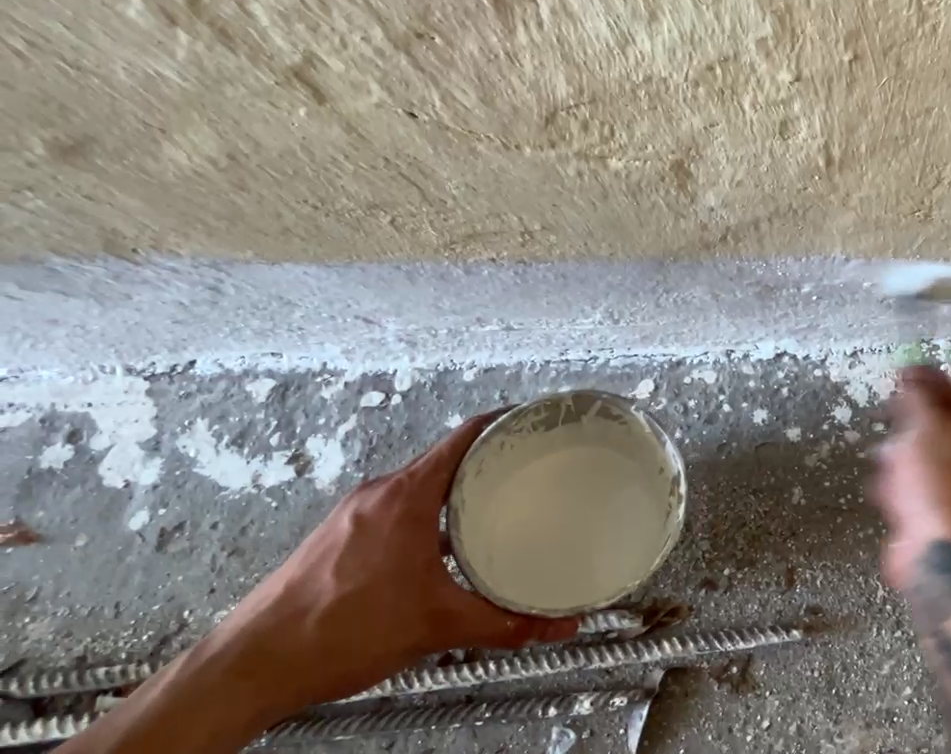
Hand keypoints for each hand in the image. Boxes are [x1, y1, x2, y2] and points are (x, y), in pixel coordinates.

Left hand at [208, 413, 579, 713]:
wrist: (246, 671)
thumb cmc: (338, 634)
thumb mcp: (437, 627)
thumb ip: (505, 623)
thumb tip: (561, 625)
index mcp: (407, 495)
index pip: (466, 435)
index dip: (507, 422)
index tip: (538, 422)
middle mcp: (378, 494)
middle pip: (445, 459)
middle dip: (489, 461)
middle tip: (531, 469)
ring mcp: (352, 515)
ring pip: (419, 487)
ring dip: (456, 492)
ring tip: (495, 507)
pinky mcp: (335, 539)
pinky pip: (395, 510)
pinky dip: (426, 517)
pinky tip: (442, 549)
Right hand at [872, 365, 950, 588]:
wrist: (936, 550)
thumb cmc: (936, 480)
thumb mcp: (923, 425)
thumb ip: (916, 394)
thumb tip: (911, 372)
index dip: (924, 380)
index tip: (899, 373)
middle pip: (935, 421)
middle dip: (906, 424)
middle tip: (887, 418)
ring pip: (920, 452)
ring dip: (898, 455)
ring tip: (887, 463)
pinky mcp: (940, 505)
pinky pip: (913, 481)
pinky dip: (898, 484)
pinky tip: (887, 492)